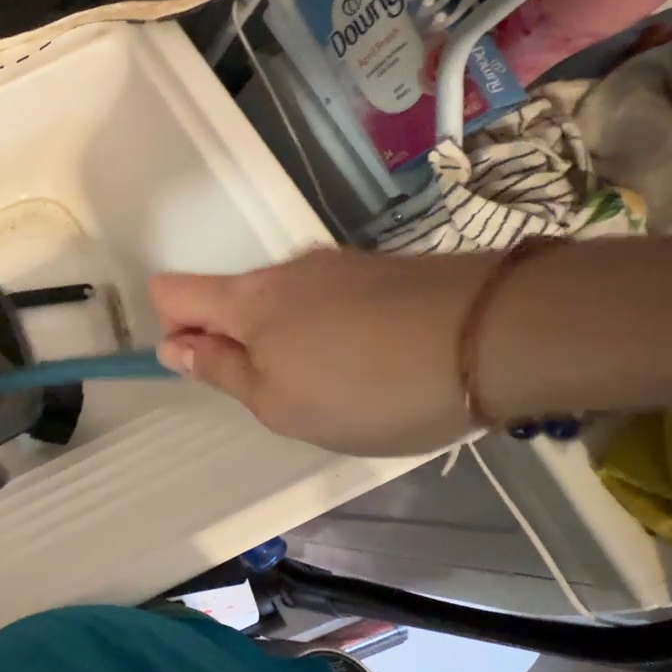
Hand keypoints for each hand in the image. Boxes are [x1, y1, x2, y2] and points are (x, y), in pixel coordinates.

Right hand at [149, 249, 496, 456]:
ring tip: (342, 385)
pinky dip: (336, 331)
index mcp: (244, 302)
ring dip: (291, 339)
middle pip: (229, 298)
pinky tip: (381, 364)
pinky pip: (334, 301)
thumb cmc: (369, 387)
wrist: (501, 334)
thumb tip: (176, 347)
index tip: (212, 368)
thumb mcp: (280, 405)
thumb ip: (221, 373)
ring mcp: (338, 267)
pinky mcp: (387, 272)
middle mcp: (282, 272)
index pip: (170, 291)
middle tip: (284, 393)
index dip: (173, 329)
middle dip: (238, 342)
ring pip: (285, 302)